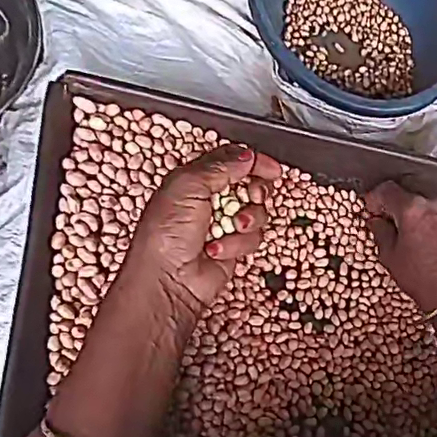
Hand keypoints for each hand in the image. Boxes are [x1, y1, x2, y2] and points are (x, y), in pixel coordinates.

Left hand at [126, 143, 278, 329]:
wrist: (167, 280)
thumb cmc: (165, 235)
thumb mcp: (188, 186)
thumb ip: (220, 166)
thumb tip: (248, 156)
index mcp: (195, 179)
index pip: (231, 161)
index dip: (254, 162)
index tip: (271, 169)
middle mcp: (211, 201)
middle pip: (250, 185)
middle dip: (255, 192)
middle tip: (252, 196)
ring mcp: (223, 225)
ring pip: (257, 213)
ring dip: (248, 220)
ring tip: (232, 227)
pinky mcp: (234, 248)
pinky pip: (253, 239)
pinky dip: (239, 244)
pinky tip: (218, 250)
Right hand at [363, 181, 436, 311]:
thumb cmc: (421, 277)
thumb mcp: (390, 255)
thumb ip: (380, 231)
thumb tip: (376, 222)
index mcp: (412, 209)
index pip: (387, 190)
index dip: (375, 198)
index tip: (370, 206)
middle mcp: (434, 206)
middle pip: (408, 197)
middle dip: (395, 208)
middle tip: (385, 223)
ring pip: (425, 206)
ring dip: (414, 216)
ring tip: (406, 236)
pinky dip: (429, 223)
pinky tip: (423, 241)